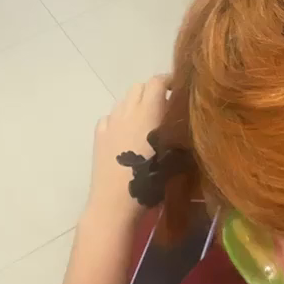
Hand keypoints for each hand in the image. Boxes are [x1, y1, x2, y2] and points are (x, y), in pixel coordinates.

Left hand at [86, 75, 170, 225]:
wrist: (115, 202)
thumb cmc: (150, 181)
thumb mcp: (174, 157)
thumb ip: (178, 132)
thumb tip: (185, 120)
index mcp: (149, 112)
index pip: (157, 82)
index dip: (169, 81)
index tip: (180, 90)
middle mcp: (128, 111)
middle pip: (139, 87)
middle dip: (153, 91)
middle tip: (165, 106)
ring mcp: (111, 122)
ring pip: (124, 100)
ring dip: (137, 104)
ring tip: (146, 122)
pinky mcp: (98, 135)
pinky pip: (111, 116)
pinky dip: (120, 118)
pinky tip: (126, 134)